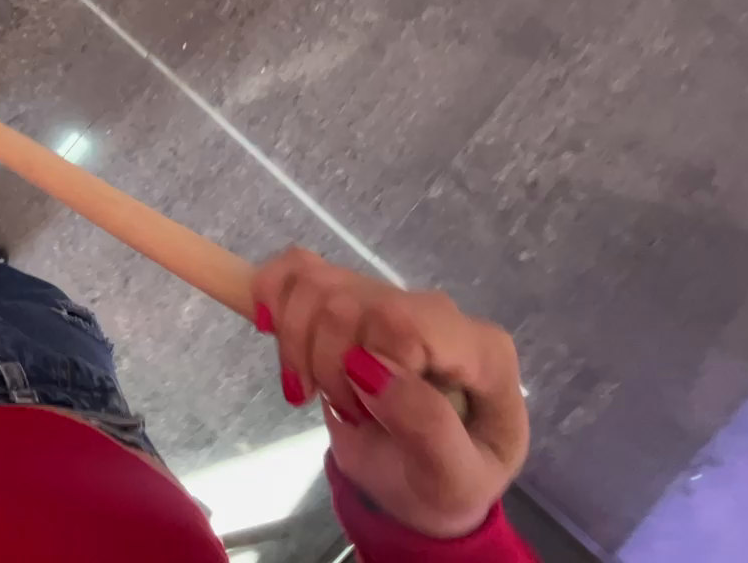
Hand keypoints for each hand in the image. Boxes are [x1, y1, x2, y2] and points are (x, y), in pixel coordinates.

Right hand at [251, 248, 527, 538]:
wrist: (405, 478)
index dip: (365, 364)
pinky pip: (292, 266)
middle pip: (344, 301)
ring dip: (294, 343)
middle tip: (346, 411)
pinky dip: (269, 295)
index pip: (400, 322)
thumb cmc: (437, 482)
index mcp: (479, 349)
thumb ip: (428, 427)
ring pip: (310, 283)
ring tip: (314, 385)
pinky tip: (271, 329)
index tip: (369, 413)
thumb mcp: (453, 479)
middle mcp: (432, 309)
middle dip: (324, 365)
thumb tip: (369, 366)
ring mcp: (383, 294)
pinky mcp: (341, 291)